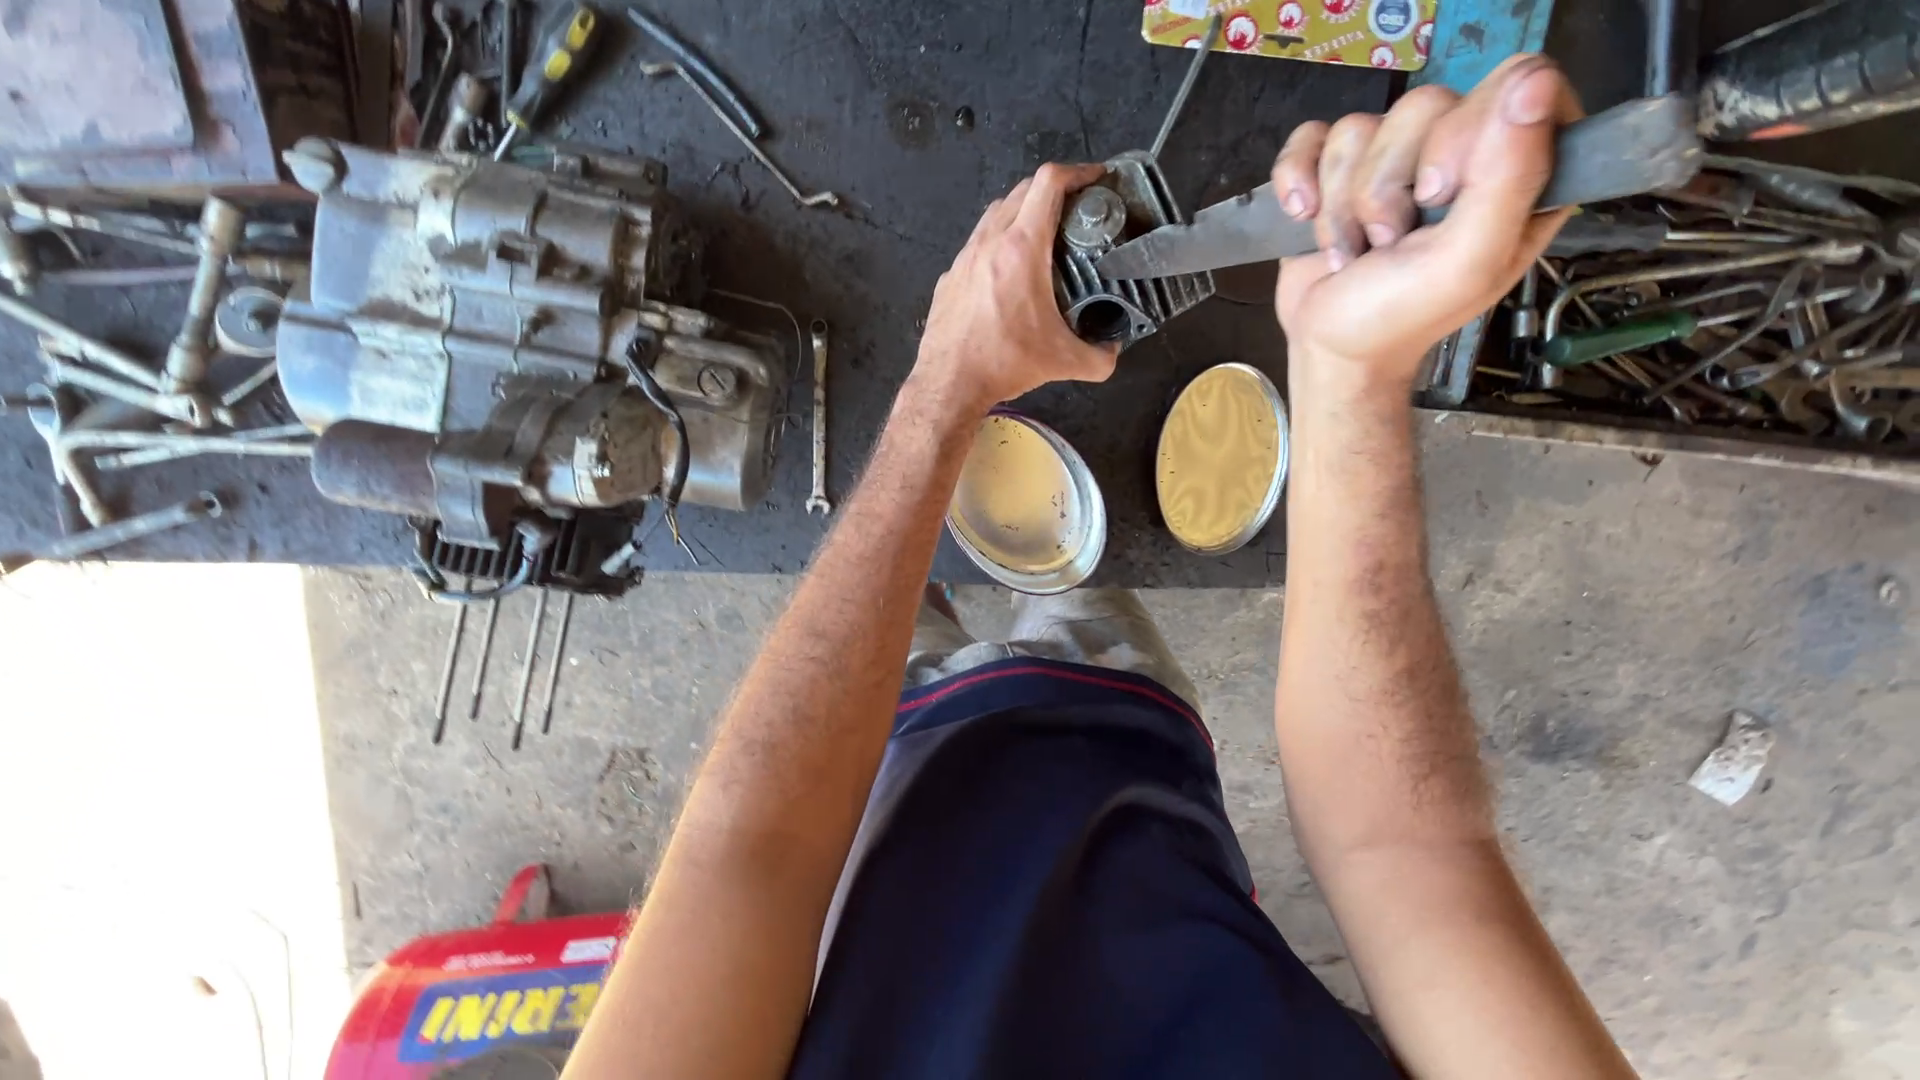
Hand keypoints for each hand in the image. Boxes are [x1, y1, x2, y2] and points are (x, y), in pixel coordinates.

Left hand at [909, 164, 1120, 415]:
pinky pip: (976, 244)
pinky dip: (996, 242)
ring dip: (1021, 211)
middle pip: (1022, 190)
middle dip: (1052, 189)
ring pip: (995, 213)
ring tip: (1043, 233)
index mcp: (1021, 249)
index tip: (1096, 179)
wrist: (949, 384)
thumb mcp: (1064, 363)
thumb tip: (1113, 351)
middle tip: (1075, 209)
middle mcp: (989, 242)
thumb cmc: (1005, 364)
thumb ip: (1100, 357)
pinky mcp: (949, 277)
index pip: (1048, 183)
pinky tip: (1007, 271)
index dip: (1078, 172)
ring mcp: (964, 258)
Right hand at [1270, 55, 1582, 399]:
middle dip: (1386, 184)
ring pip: (1360, 128)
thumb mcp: (1468, 261)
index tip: (1440, 195)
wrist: (1327, 349)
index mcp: (1515, 172)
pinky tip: (1302, 216)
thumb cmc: (1400, 317)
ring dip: (1341, 203)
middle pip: (1422, 106)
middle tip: (1389, 239)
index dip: (1467, 131)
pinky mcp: (1335, 170)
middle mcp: (1457, 155)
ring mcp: (1391, 161)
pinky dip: (1297, 180)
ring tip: (1351, 248)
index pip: (1512, 88)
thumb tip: (1532, 79)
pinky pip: (1311, 138)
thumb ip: (1509, 177)